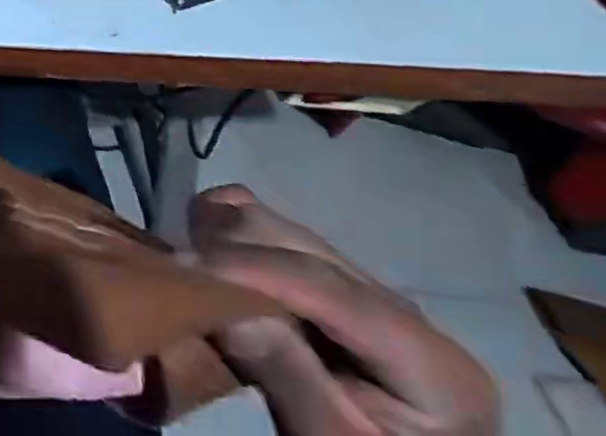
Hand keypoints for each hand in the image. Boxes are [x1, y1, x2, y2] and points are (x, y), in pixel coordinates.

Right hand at [192, 185, 498, 435]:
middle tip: (175, 266)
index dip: (252, 265)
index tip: (183, 260)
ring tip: (189, 261)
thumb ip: (286, 373)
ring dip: (232, 235)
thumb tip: (216, 299)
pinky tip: (212, 255)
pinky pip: (284, 241)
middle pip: (306, 247)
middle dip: (236, 243)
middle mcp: (405, 308)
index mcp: (430, 359)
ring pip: (290, 232)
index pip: (328, 287)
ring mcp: (373, 294)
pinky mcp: (341, 290)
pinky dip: (240, 238)